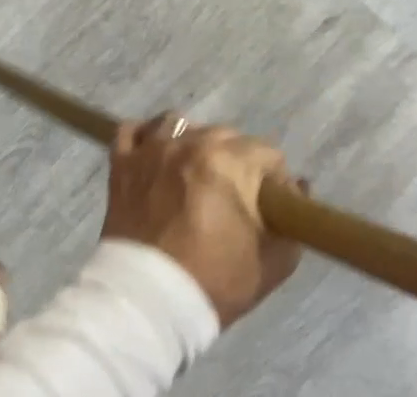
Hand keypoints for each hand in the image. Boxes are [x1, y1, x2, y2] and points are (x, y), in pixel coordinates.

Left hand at [101, 112, 304, 327]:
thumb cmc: (217, 278)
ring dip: (194, 141)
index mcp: (226, 162)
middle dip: (238, 158)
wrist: (152, 292)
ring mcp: (148, 149)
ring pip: (178, 124)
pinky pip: (132, 129)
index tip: (273, 203)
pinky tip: (157, 153)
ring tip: (199, 172)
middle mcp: (185, 144)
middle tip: (238, 192)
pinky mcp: (120, 160)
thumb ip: (291, 221)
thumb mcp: (274, 258)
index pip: (266, 152)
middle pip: (223, 135)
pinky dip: (147, 135)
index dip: (275, 178)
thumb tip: (296, 188)